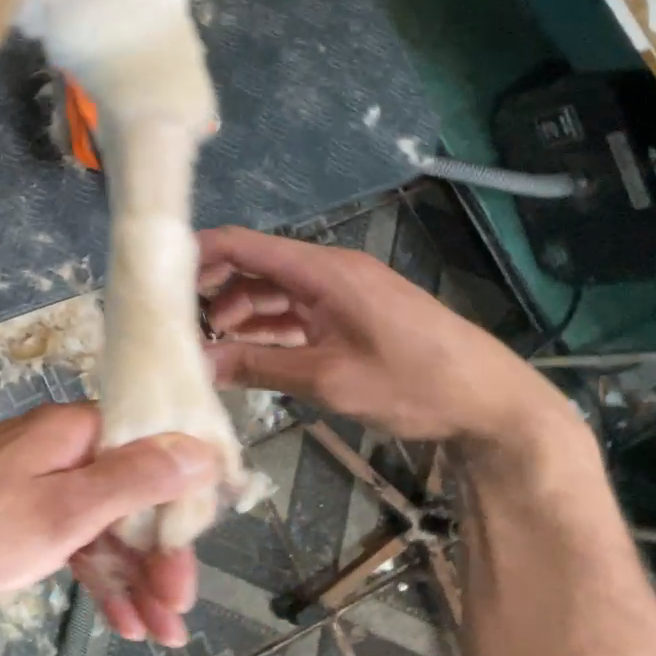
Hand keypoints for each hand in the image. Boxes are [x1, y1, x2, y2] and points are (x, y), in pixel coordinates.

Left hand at [0, 403, 217, 646]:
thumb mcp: (68, 509)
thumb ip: (135, 479)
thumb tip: (199, 447)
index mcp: (67, 430)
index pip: (145, 447)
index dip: (179, 494)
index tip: (199, 542)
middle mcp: (55, 447)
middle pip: (127, 492)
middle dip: (157, 552)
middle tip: (180, 607)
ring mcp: (35, 481)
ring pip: (102, 522)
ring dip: (133, 575)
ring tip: (163, 632)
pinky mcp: (21, 512)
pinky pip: (72, 537)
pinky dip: (97, 574)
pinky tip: (123, 623)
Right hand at [197, 227, 573, 449]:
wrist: (502, 411)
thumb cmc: (417, 385)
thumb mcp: (328, 380)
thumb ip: (255, 366)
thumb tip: (194, 363)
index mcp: (324, 271)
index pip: (242, 244)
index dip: (195, 254)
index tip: (154, 278)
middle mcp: (328, 271)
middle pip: (250, 265)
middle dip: (208, 289)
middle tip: (173, 321)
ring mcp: (340, 293)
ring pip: (267, 289)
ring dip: (233, 312)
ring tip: (204, 344)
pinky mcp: (349, 314)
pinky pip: (290, 309)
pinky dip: (261, 327)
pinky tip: (241, 351)